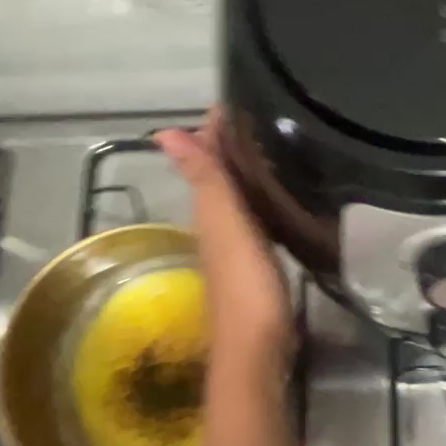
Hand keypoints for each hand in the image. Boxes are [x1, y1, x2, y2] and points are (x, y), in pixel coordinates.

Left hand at [155, 111, 292, 365]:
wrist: (257, 349)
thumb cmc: (246, 287)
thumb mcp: (227, 226)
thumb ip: (206, 180)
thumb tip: (165, 132)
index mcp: (209, 210)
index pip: (207, 156)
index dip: (217, 128)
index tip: (241, 96)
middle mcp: (217, 224)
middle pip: (220, 174)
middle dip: (234, 144)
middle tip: (267, 115)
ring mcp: (236, 246)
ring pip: (237, 196)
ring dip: (248, 171)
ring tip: (276, 147)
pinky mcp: (256, 264)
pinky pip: (256, 218)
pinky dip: (262, 199)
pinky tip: (280, 198)